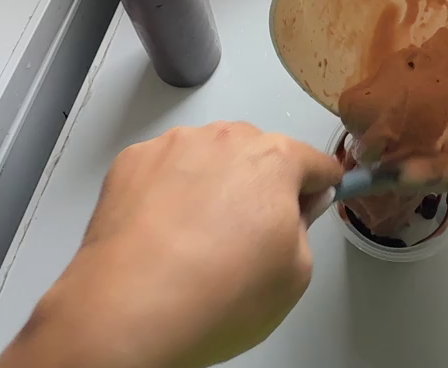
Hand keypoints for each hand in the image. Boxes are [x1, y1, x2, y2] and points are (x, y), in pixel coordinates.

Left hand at [0, 122, 341, 367]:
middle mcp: (229, 137)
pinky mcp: (134, 159)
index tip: (311, 205)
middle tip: (245, 238)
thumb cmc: (219, 295)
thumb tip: (294, 211)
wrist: (128, 310)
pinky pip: (164, 168)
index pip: (315, 162)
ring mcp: (177, 144)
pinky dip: (166, 191)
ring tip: (193, 239)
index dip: (320, 187)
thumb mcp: (294, 277)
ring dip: (211, 183)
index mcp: (276, 159)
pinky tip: (159, 234)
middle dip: (259, 185)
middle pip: (258, 153)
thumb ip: (305, 229)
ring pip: (208, 156)